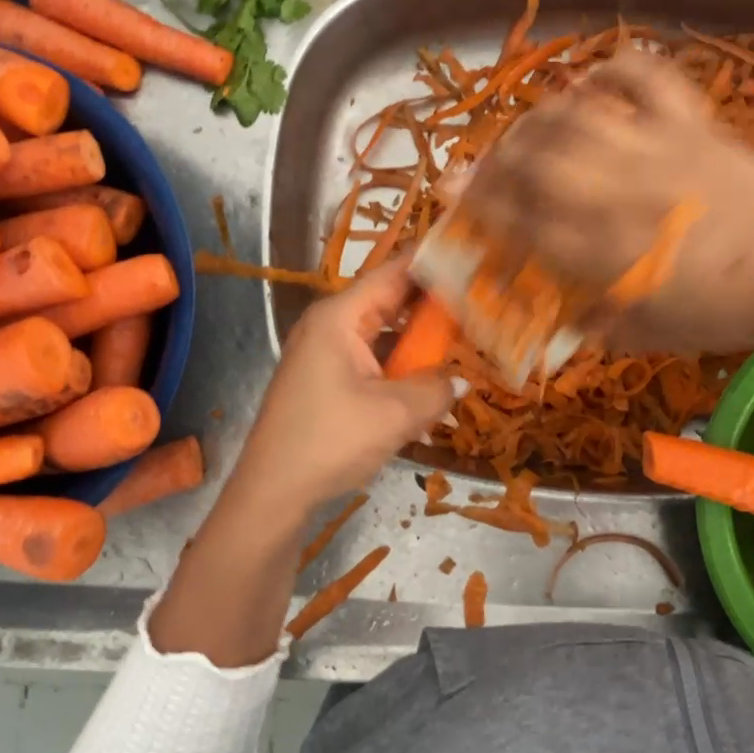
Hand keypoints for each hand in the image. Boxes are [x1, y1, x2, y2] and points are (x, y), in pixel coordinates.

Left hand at [228, 258, 453, 512]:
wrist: (273, 494)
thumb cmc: (330, 441)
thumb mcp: (395, 414)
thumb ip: (436, 388)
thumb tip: (461, 380)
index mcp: (339, 317)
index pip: (394, 272)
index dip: (434, 263)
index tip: (473, 259)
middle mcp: (329, 326)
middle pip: (389, 300)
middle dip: (433, 304)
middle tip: (481, 304)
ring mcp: (325, 355)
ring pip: (382, 334)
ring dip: (418, 342)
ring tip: (464, 341)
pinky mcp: (326, 382)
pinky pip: (371, 361)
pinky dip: (400, 368)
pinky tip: (430, 385)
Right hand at [458, 51, 753, 354]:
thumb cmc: (731, 314)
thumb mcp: (652, 335)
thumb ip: (597, 320)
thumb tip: (560, 312)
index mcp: (605, 251)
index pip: (520, 220)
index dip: (477, 206)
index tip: (449, 196)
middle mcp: (619, 191)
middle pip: (534, 160)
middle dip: (491, 162)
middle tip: (475, 169)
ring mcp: (656, 148)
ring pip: (574, 116)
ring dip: (534, 121)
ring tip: (519, 133)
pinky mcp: (692, 124)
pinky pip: (643, 79)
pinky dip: (609, 70)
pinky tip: (586, 85)